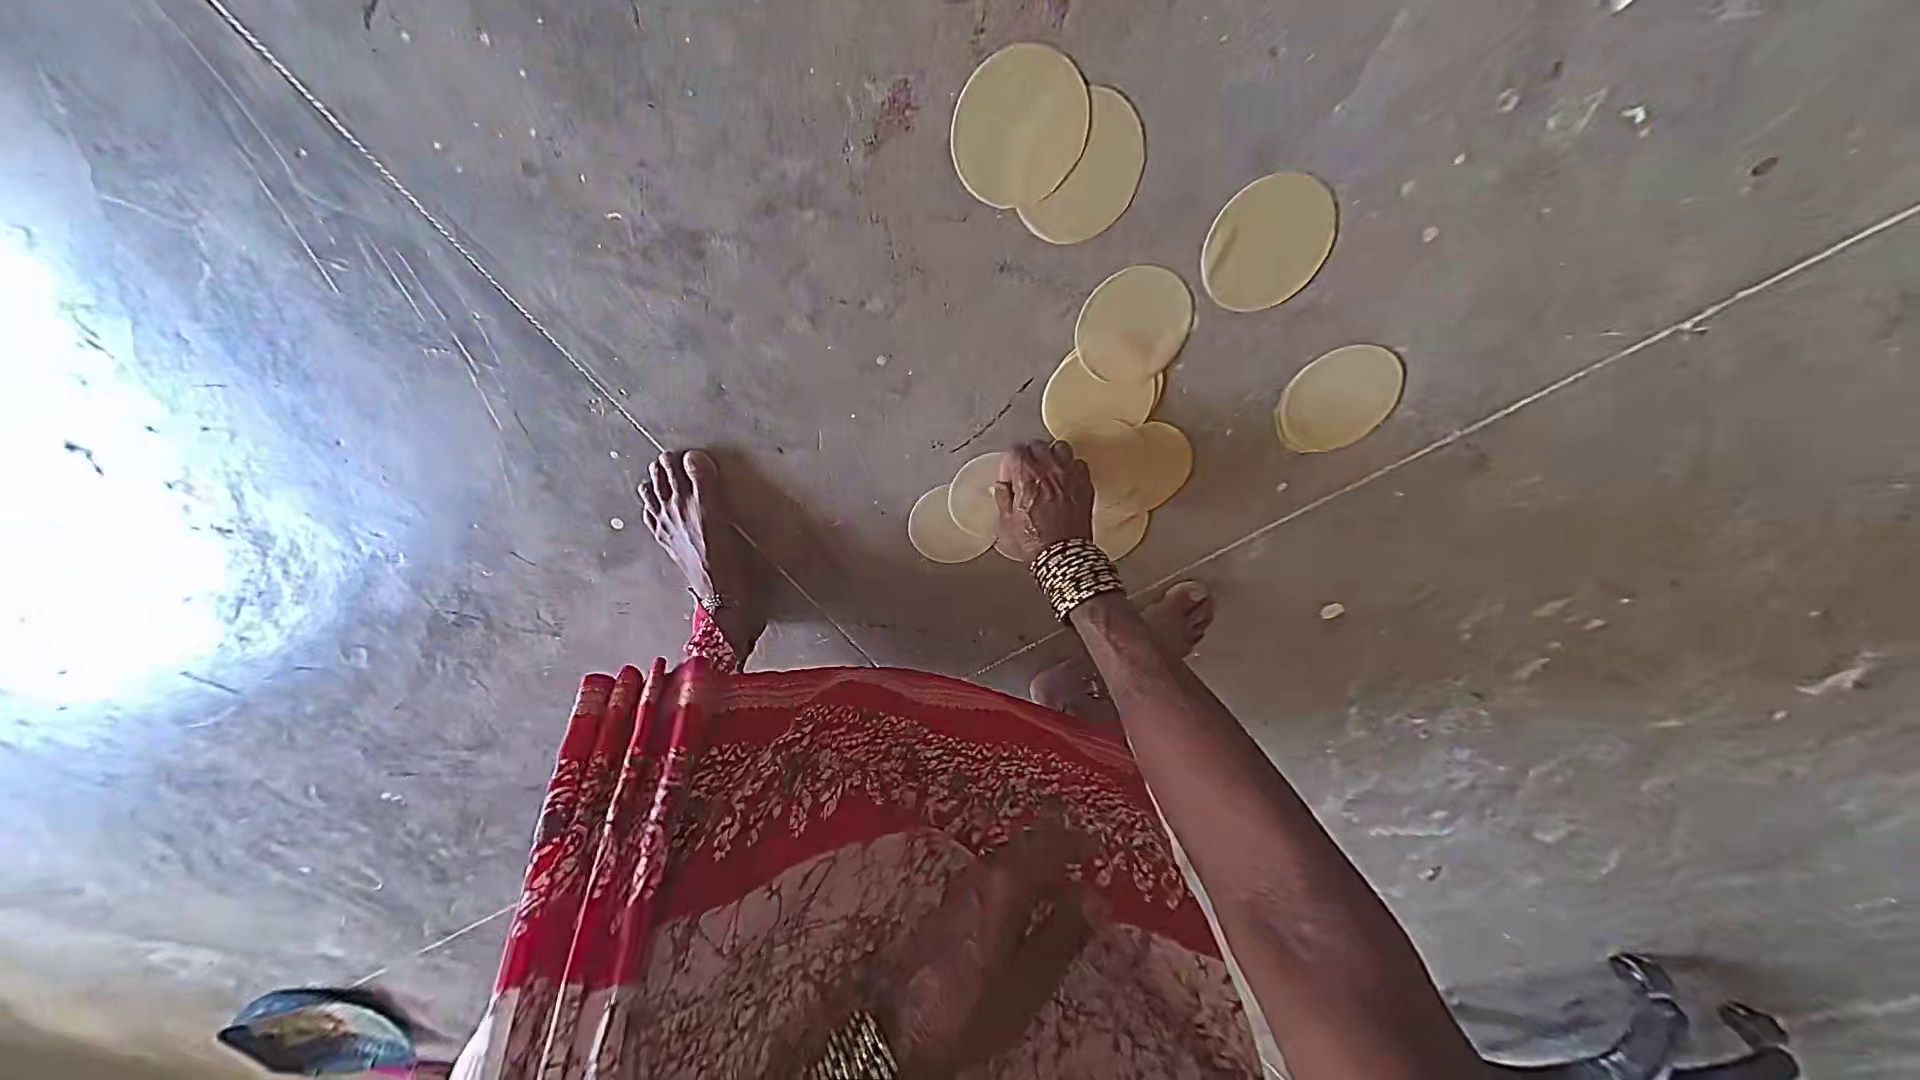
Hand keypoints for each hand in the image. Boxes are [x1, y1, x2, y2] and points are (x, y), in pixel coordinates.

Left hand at [872, 819, 1097, 1077]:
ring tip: (1062, 879)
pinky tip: (1027, 899)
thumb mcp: (1030, 978)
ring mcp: (963, 884)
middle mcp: (982, 872)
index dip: (1076, 842)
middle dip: (1056, 845)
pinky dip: (1019, 876)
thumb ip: (1064, 932)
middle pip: (1026, 844)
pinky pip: (996, 873)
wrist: (903, 1025)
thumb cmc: (973, 1003)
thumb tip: (1095, 897)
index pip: (1048, 845)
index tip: (1098, 845)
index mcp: (1006, 882)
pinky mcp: (952, 901)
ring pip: (1009, 858)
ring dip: (1037, 861)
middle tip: (1084, 855)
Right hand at [994, 440, 1094, 560]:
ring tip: (1047, 470)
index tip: (1009, 476)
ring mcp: (1070, 476)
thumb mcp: (1005, 522)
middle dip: (1028, 455)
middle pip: (1037, 445)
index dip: (1009, 463)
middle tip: (1025, 470)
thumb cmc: (1035, 542)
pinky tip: (1064, 480)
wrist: (1063, 556)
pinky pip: (1078, 463)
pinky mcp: (1085, 484)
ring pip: (1060, 448)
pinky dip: (1070, 467)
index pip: (1015, 451)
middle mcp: (1050, 471)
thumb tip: (1001, 485)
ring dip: (1051, 456)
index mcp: (1027, 477)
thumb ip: (1002, 497)